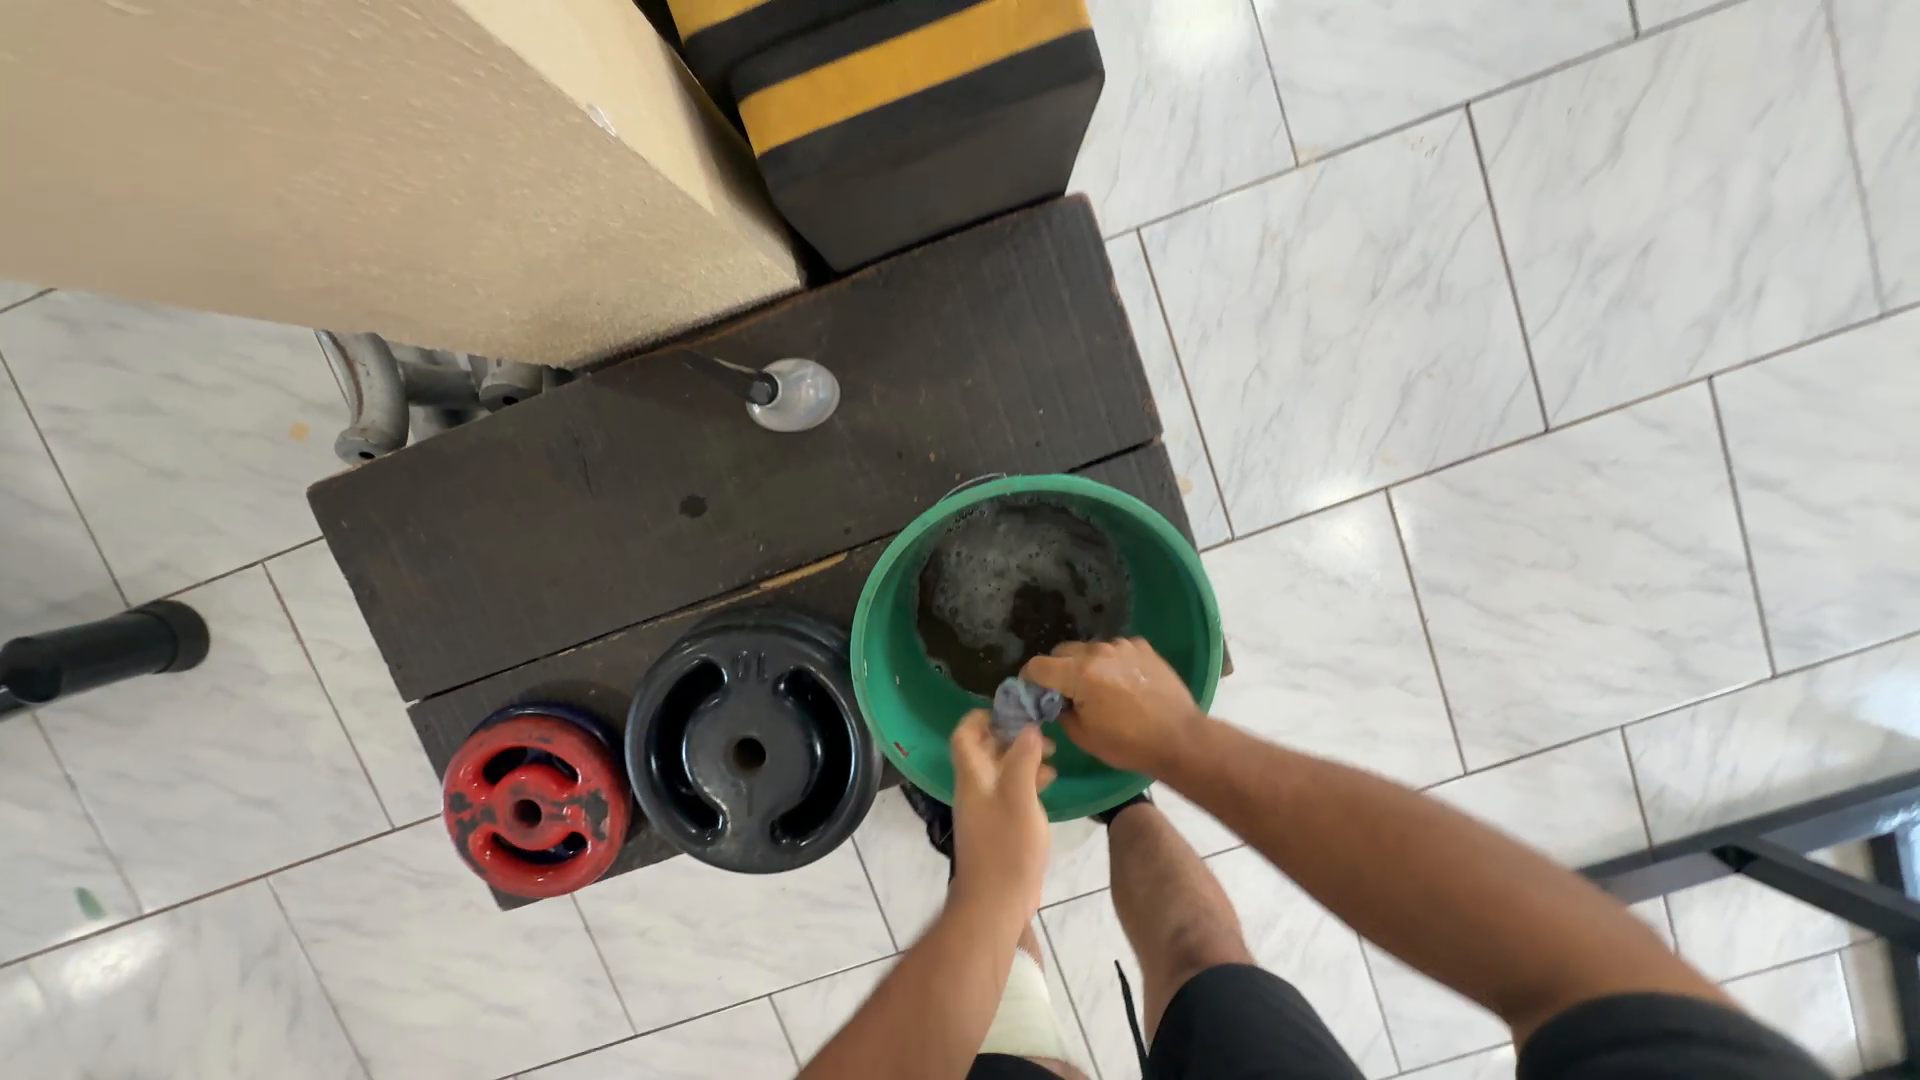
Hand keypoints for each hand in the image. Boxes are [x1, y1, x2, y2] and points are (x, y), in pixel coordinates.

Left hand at [949, 710, 1054, 918]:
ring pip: (1001, 770)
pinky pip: (1011, 791)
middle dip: (1012, 736)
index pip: (964, 735)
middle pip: (985, 750)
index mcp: (973, 777)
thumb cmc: (1007, 847)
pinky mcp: (999, 826)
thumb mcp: (1020, 797)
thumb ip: (1023, 760)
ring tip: (1054, 757)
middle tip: (1043, 734)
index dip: (981, 716)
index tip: (1010, 710)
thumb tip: (1027, 728)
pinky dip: (1028, 780)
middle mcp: (975, 789)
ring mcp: (986, 808)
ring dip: (1024, 758)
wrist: (997, 902)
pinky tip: (1051, 783)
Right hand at [1022, 638, 1204, 773]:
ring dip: (1085, 665)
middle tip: (1065, 692)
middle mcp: (1099, 651)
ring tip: (1098, 688)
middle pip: (1061, 651)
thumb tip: (1054, 701)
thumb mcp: (1084, 736)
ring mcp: (1123, 646)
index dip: (1029, 679)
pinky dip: (1111, 663)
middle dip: (1057, 670)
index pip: (1038, 665)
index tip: (1032, 691)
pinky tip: (1123, 683)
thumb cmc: (1129, 744)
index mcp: (1080, 674)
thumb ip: (1061, 712)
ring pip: (1089, 649)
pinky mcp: (1142, 647)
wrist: (1180, 739)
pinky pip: (1115, 650)